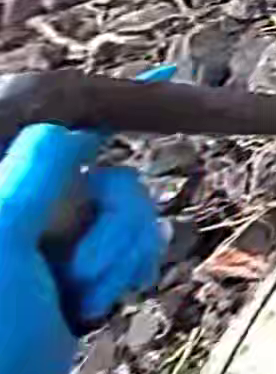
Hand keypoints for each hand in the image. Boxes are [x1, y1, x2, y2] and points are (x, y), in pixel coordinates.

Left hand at [0, 69, 171, 373]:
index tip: (161, 76)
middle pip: (109, 183)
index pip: (53, 142)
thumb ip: (30, 183)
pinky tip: (104, 297)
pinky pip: (133, 246)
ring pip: (128, 215)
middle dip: (117, 220)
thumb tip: (61, 126)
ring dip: (124, 251)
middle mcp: (19, 223)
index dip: (102, 111)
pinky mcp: (75, 275)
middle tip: (89, 262)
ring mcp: (46, 252)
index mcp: (1, 208)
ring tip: (91, 292)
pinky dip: (130, 267)